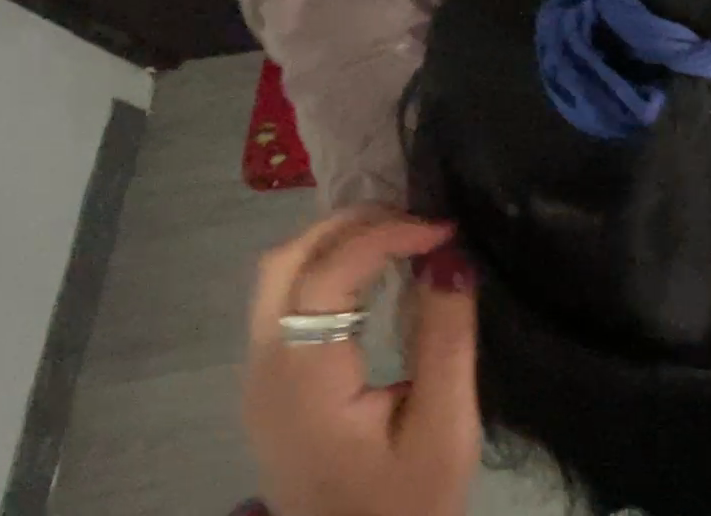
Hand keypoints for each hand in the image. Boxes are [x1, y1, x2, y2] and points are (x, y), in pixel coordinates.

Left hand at [244, 207, 480, 515]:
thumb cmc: (406, 501)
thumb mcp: (444, 426)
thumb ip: (446, 339)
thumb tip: (452, 258)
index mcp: (304, 383)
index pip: (325, 275)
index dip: (384, 235)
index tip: (445, 230)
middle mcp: (264, 371)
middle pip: (285, 262)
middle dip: (353, 224)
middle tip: (421, 223)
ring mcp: (259, 378)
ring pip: (279, 275)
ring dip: (339, 240)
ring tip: (406, 237)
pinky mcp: (271, 384)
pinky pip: (287, 298)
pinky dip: (330, 265)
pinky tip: (378, 270)